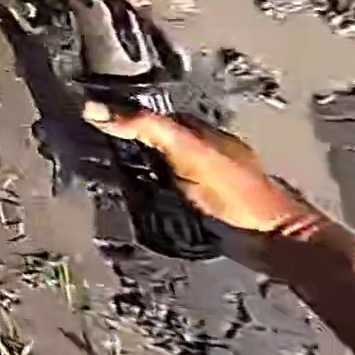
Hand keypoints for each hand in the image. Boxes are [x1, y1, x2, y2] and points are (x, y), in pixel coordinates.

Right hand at [82, 102, 325, 235]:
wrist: (277, 246)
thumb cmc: (238, 194)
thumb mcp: (190, 151)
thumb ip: (145, 126)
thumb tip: (90, 107)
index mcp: (201, 132)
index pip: (148, 112)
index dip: (117, 110)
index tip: (83, 114)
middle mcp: (196, 152)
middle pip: (143, 137)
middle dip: (112, 137)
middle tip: (77, 140)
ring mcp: (191, 180)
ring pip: (141, 163)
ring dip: (114, 163)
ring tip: (83, 163)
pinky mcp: (186, 206)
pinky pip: (143, 187)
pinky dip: (124, 185)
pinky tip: (109, 187)